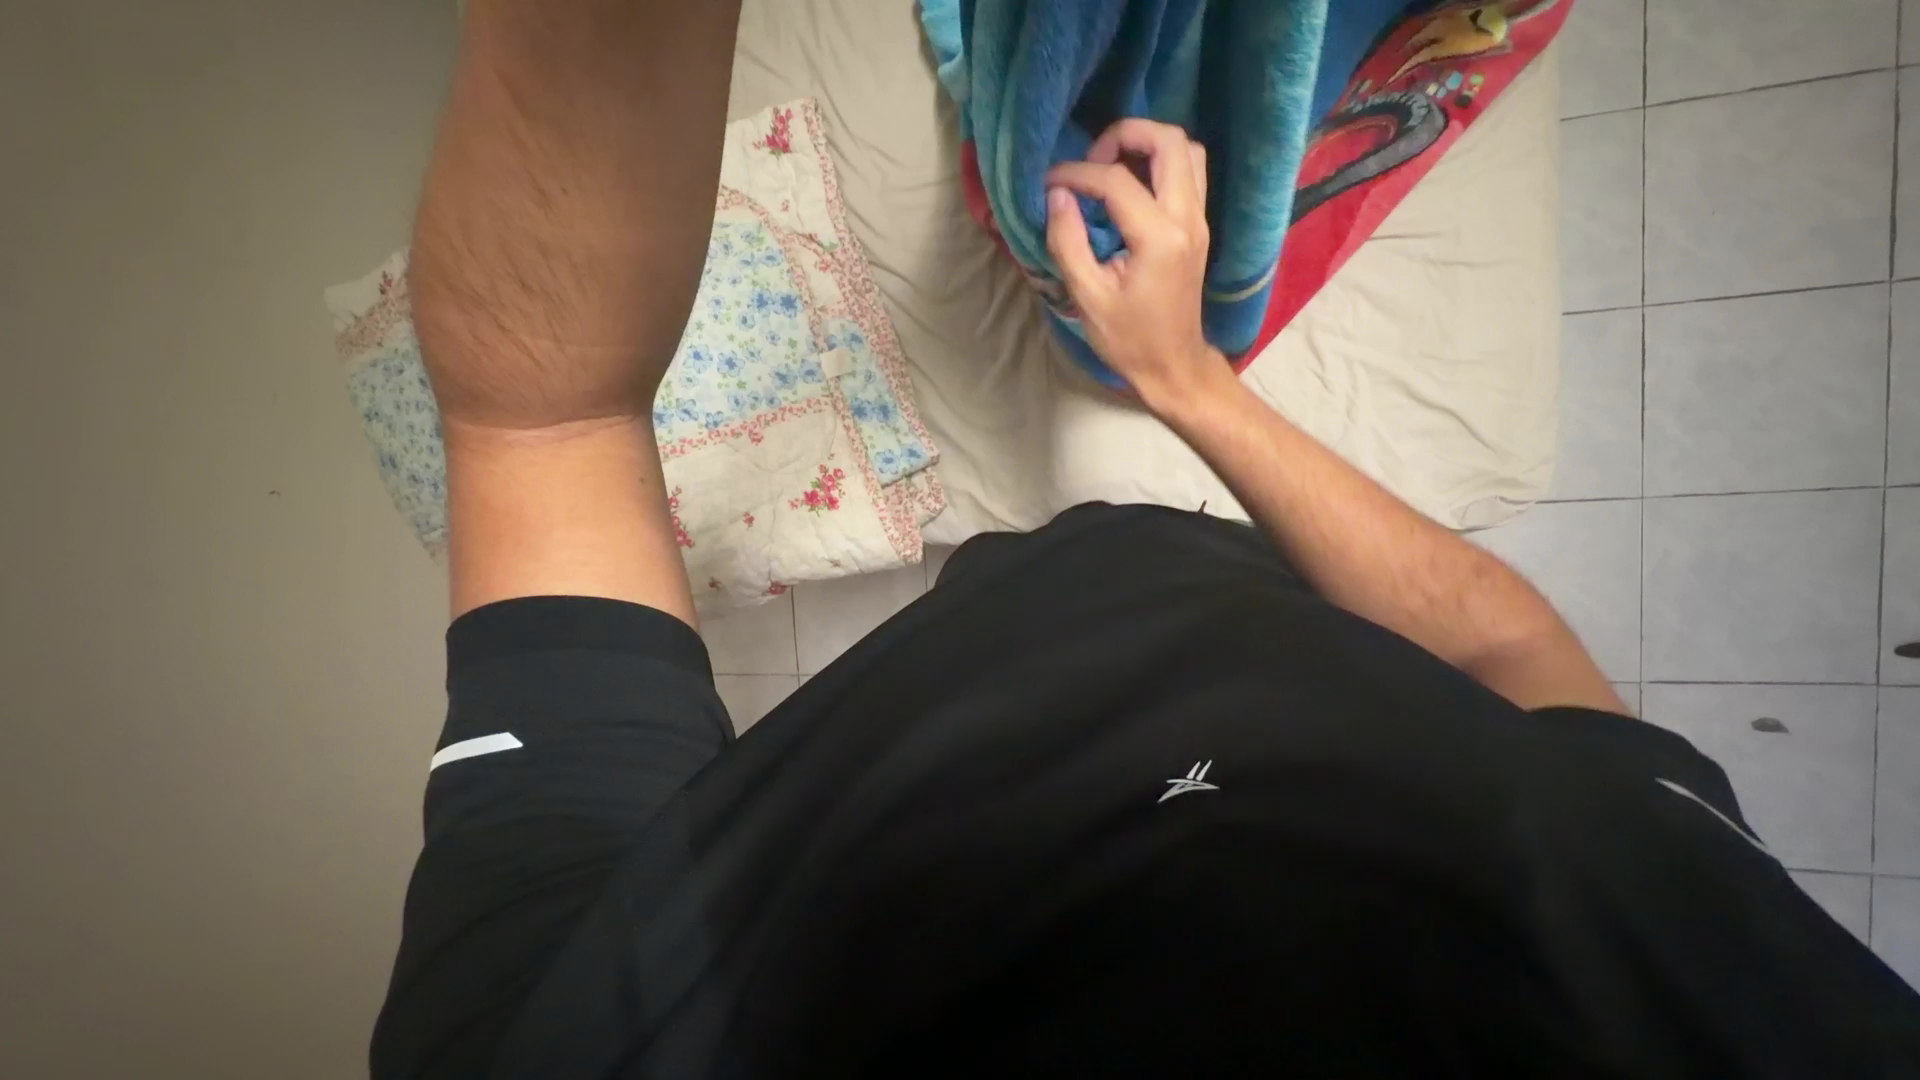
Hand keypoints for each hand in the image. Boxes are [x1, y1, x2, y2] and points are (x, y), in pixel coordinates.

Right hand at [1044, 119, 1227, 408]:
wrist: (1173, 366)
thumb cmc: (1128, 340)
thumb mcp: (1088, 297)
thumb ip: (1068, 242)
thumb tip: (1056, 195)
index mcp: (1159, 238)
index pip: (1116, 180)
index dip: (1077, 173)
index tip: (1050, 184)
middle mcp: (1187, 219)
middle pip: (1169, 141)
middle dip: (1125, 135)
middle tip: (1091, 161)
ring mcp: (1199, 221)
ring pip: (1187, 151)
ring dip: (1148, 145)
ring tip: (1111, 166)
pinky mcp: (1198, 227)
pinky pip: (1189, 173)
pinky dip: (1161, 164)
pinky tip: (1131, 184)